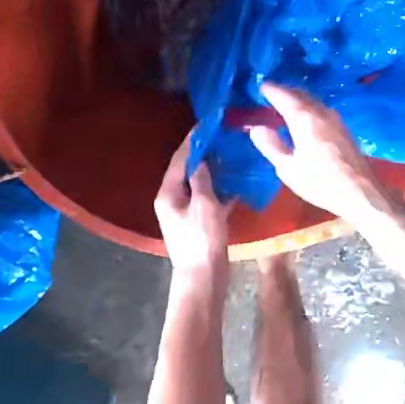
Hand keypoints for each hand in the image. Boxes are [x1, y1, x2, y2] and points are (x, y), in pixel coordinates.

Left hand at [154, 135, 232, 271]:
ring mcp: (185, 212)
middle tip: (221, 136)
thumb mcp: (204, 205)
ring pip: (200, 184)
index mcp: (168, 193)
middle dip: (204, 153)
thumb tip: (202, 158)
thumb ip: (202, 179)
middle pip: (188, 169)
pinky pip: (209, 199)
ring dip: (214, 170)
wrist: (204, 280)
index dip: (193, 140)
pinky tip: (236, 182)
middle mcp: (172, 199)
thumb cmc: (202, 240)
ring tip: (230, 153)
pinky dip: (220, 189)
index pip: (180, 159)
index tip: (207, 124)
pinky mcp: (198, 223)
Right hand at [247, 83, 400, 226]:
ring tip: (286, 102)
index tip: (261, 86)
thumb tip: (256, 127)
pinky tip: (306, 116)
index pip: (284, 97)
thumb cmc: (321, 182)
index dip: (271, 90)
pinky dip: (309, 106)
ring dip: (298, 98)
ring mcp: (336, 119)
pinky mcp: (344, 128)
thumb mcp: (288, 169)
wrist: (362, 193)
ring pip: (313, 100)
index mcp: (304, 119)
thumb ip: (271, 146)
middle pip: (300, 94)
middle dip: (285, 91)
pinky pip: (321, 108)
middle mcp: (321, 113)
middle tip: (271, 92)